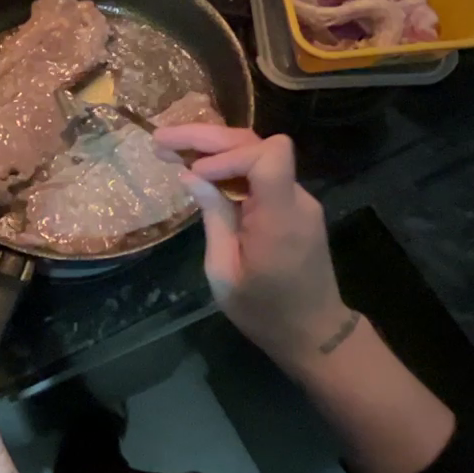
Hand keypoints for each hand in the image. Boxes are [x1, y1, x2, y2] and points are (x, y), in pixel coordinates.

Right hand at [151, 126, 353, 370]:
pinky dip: (230, 166)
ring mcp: (298, 200)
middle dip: (208, 139)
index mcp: (279, 218)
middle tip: (161, 141)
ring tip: (171, 149)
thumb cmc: (264, 312)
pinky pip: (262, 174)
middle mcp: (295, 198)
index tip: (196, 174)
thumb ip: (213, 219)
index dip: (228, 155)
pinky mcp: (293, 206)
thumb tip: (192, 177)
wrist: (312, 333)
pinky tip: (199, 171)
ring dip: (215, 149)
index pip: (268, 155)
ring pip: (258, 153)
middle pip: (257, 143)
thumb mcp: (224, 273)